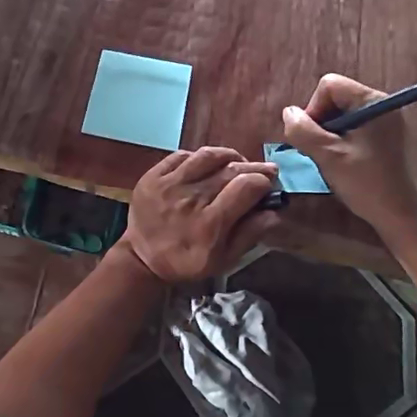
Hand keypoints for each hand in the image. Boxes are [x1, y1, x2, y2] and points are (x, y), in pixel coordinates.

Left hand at [117, 147, 281, 282]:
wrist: (142, 257)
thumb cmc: (187, 261)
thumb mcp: (223, 259)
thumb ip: (249, 235)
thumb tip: (274, 211)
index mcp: (210, 223)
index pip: (245, 187)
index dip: (263, 181)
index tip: (269, 183)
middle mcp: (190, 199)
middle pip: (230, 170)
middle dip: (253, 167)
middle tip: (264, 170)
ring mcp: (168, 184)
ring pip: (207, 156)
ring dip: (229, 155)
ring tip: (238, 162)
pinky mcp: (152, 177)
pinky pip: (181, 156)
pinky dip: (199, 157)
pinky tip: (208, 164)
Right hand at [278, 73, 416, 239]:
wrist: (397, 213)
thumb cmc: (364, 182)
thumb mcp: (327, 155)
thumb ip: (303, 130)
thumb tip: (288, 113)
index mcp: (372, 102)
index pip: (329, 86)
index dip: (314, 108)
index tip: (315, 137)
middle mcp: (381, 104)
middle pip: (333, 96)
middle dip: (319, 120)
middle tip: (320, 149)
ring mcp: (383, 119)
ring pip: (338, 112)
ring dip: (326, 132)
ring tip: (329, 156)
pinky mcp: (382, 134)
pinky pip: (349, 124)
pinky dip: (338, 138)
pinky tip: (340, 158)